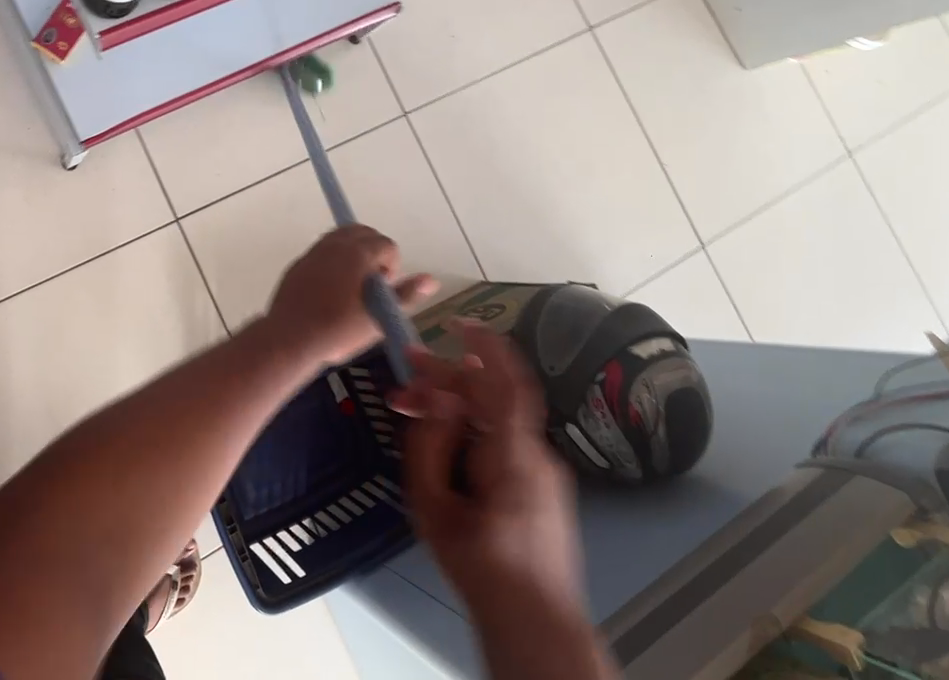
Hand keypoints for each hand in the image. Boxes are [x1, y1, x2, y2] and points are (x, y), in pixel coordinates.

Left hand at [257, 226, 437, 366]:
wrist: (291, 337)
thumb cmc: (339, 329)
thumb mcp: (379, 317)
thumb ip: (406, 295)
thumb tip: (432, 280)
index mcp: (357, 252)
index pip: (386, 244)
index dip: (392, 266)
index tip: (383, 290)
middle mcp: (335, 244)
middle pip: (362, 232)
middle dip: (374, 252)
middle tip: (372, 283)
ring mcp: (313, 252)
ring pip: (340, 237)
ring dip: (353, 252)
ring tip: (353, 284)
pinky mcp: (298, 263)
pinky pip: (321, 251)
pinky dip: (332, 260)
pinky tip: (330, 288)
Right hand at [397, 324, 585, 616]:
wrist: (536, 624)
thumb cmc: (481, 569)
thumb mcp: (434, 508)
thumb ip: (430, 448)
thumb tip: (435, 400)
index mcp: (513, 457)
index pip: (508, 386)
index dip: (488, 349)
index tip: (461, 325)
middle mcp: (537, 455)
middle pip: (493, 397)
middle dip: (446, 377)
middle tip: (404, 369)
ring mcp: (544, 470)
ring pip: (496, 417)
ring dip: (455, 404)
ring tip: (411, 406)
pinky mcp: (540, 484)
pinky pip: (503, 438)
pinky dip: (472, 426)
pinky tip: (442, 438)